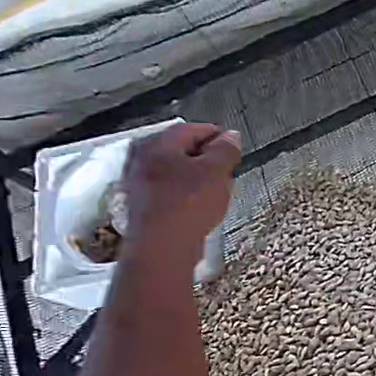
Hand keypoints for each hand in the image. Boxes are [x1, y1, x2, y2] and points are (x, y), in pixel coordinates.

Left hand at [122, 121, 243, 266]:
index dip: (219, 137)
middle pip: (182, 149)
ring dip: (197, 176)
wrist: (162, 246)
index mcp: (159, 143)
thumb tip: (231, 137)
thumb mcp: (216, 172)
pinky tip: (199, 205)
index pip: (194, 129)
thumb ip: (225, 150)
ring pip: (175, 170)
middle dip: (207, 157)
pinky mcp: (143, 204)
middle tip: (228, 169)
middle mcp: (142, 157)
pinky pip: (170, 190)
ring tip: (217, 189)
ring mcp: (139, 181)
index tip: (236, 147)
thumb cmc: (188, 205)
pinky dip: (186, 192)